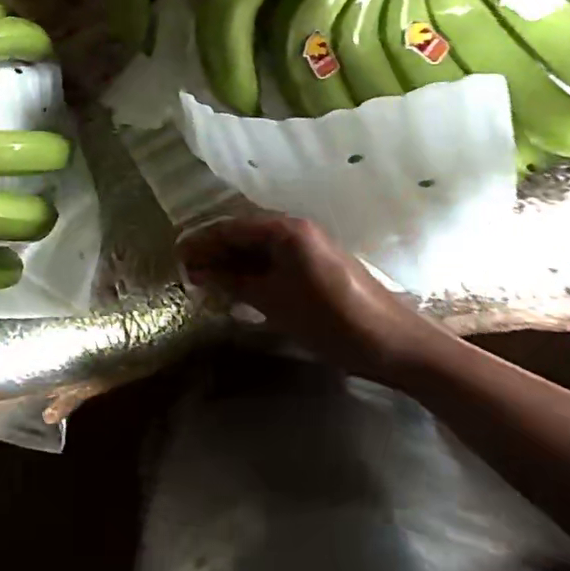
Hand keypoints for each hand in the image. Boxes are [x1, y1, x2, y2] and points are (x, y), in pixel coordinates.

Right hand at [177, 214, 437, 382]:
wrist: (394, 343)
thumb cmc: (328, 318)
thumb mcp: (273, 302)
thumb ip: (233, 281)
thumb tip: (199, 270)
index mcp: (285, 229)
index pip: (231, 227)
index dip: (201, 242)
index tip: (175, 256)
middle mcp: (297, 228)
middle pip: (245, 233)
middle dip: (214, 251)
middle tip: (186, 271)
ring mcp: (310, 246)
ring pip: (260, 248)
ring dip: (233, 262)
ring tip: (206, 280)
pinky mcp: (319, 265)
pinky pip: (276, 260)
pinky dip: (254, 271)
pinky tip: (240, 288)